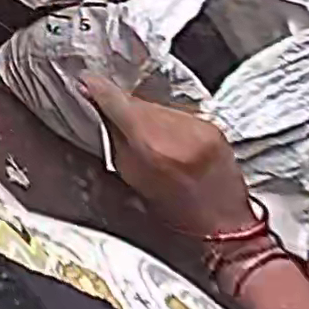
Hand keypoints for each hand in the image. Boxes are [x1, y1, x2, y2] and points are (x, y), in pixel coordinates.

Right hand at [81, 75, 255, 236]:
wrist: (225, 227)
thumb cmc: (170, 207)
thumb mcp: (127, 171)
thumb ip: (110, 133)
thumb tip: (92, 100)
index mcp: (151, 146)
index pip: (116, 99)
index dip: (96, 87)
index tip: (84, 80)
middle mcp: (178, 132)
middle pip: (135, 101)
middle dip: (119, 104)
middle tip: (110, 112)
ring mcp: (199, 128)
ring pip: (154, 105)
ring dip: (142, 111)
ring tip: (142, 130)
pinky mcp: (212, 127)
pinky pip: (174, 112)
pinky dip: (164, 119)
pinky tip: (165, 136)